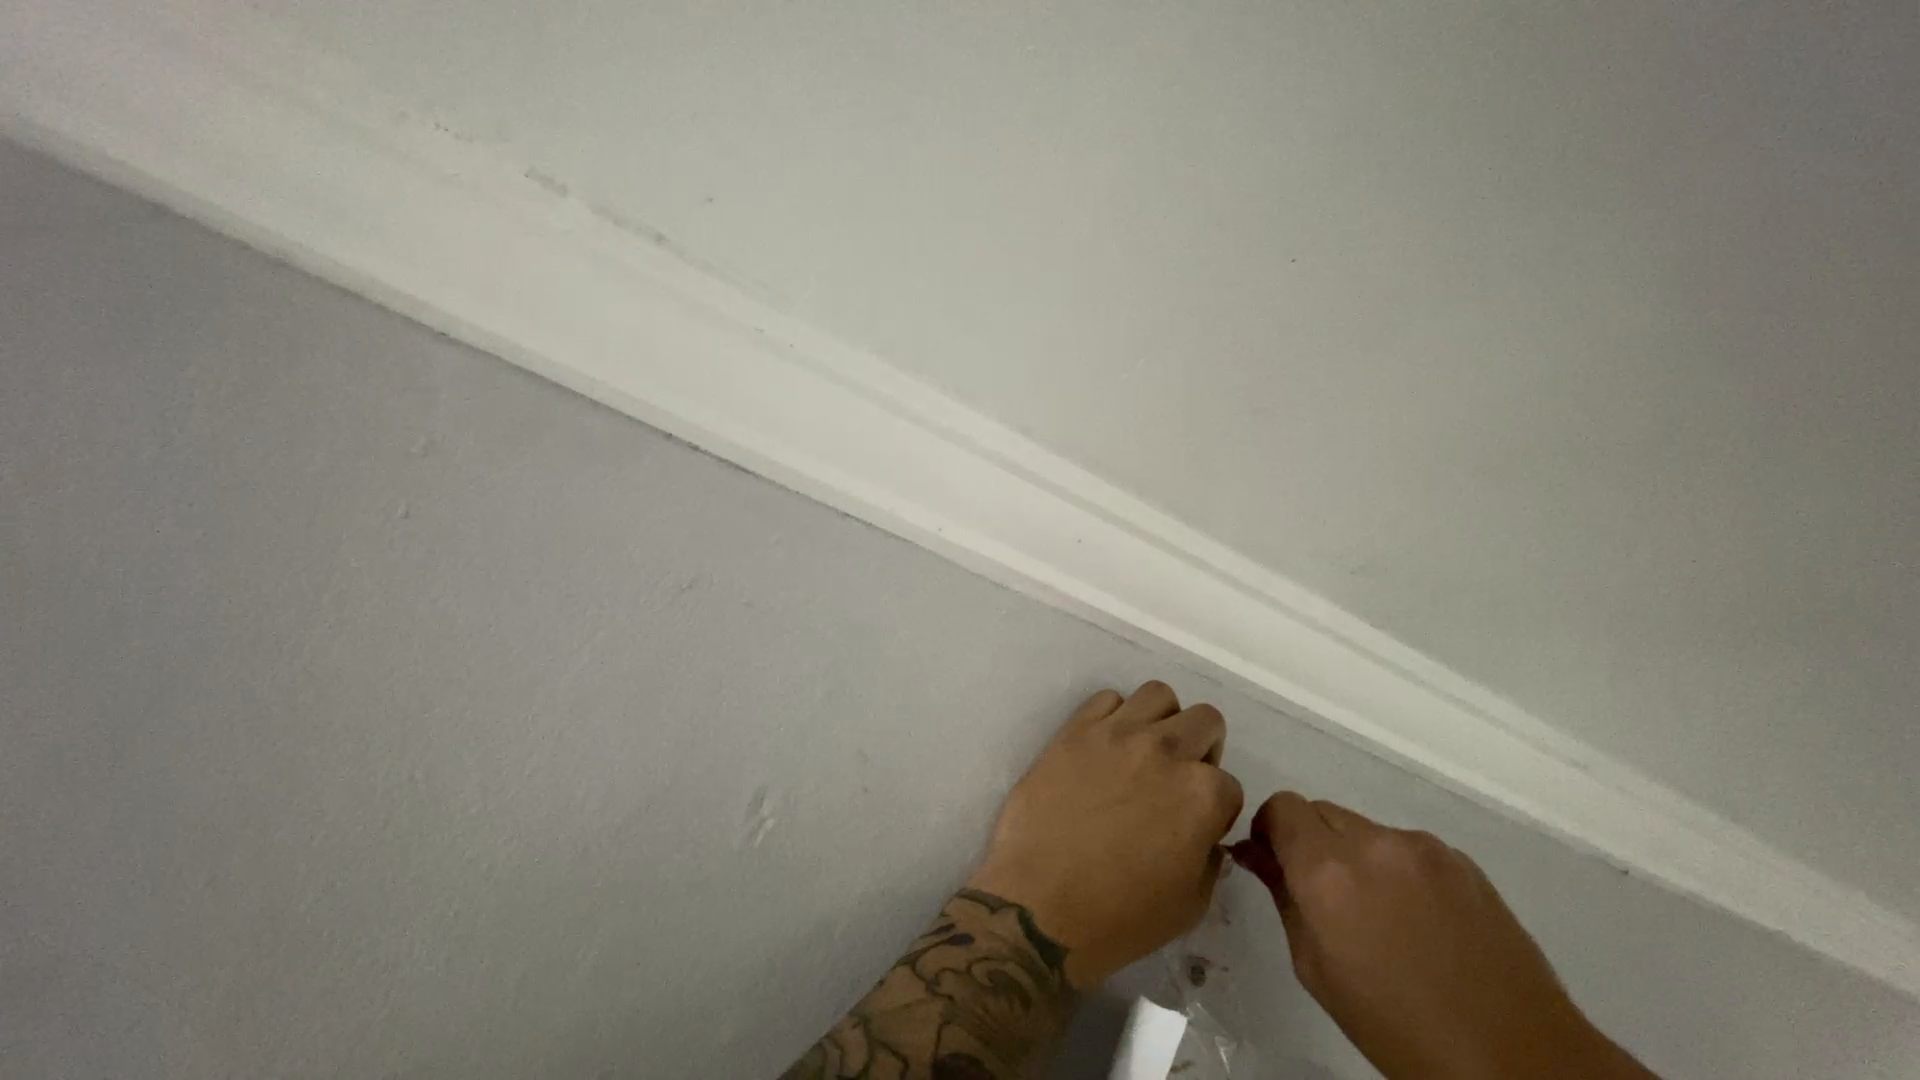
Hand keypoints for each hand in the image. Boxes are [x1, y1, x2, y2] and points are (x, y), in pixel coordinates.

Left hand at [967, 681, 1243, 987]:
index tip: (1195, 829)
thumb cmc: (1119, 917)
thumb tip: (1206, 838)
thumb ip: (1210, 861)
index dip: (1215, 810)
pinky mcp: (1074, 730)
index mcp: (1202, 794)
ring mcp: (1117, 734)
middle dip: (1202, 750)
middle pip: (1204, 722)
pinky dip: (1113, 716)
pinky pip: (1105, 699)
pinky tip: (1104, 748)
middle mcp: (1166, 751)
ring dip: (1161, 721)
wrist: (1038, 905)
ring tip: (1143, 753)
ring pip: (1158, 695)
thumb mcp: (1190, 904)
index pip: (1229, 785)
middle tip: (1177, 780)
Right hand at [1233, 793, 1656, 1079]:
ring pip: (1366, 829)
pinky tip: (1418, 918)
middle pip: (1321, 812)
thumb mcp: (1316, 969)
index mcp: (1327, 871)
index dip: (1270, 829)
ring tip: (1378, 913)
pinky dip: (1396, 869)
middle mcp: (1373, 844)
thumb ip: (1284, 898)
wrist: (1511, 1054)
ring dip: (1355, 855)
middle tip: (1321, 893)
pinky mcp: (1463, 861)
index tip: (1273, 860)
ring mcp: (1423, 848)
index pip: (1281, 807)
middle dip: (1310, 841)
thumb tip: (1257, 855)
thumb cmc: (1394, 1025)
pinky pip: (1408, 848)